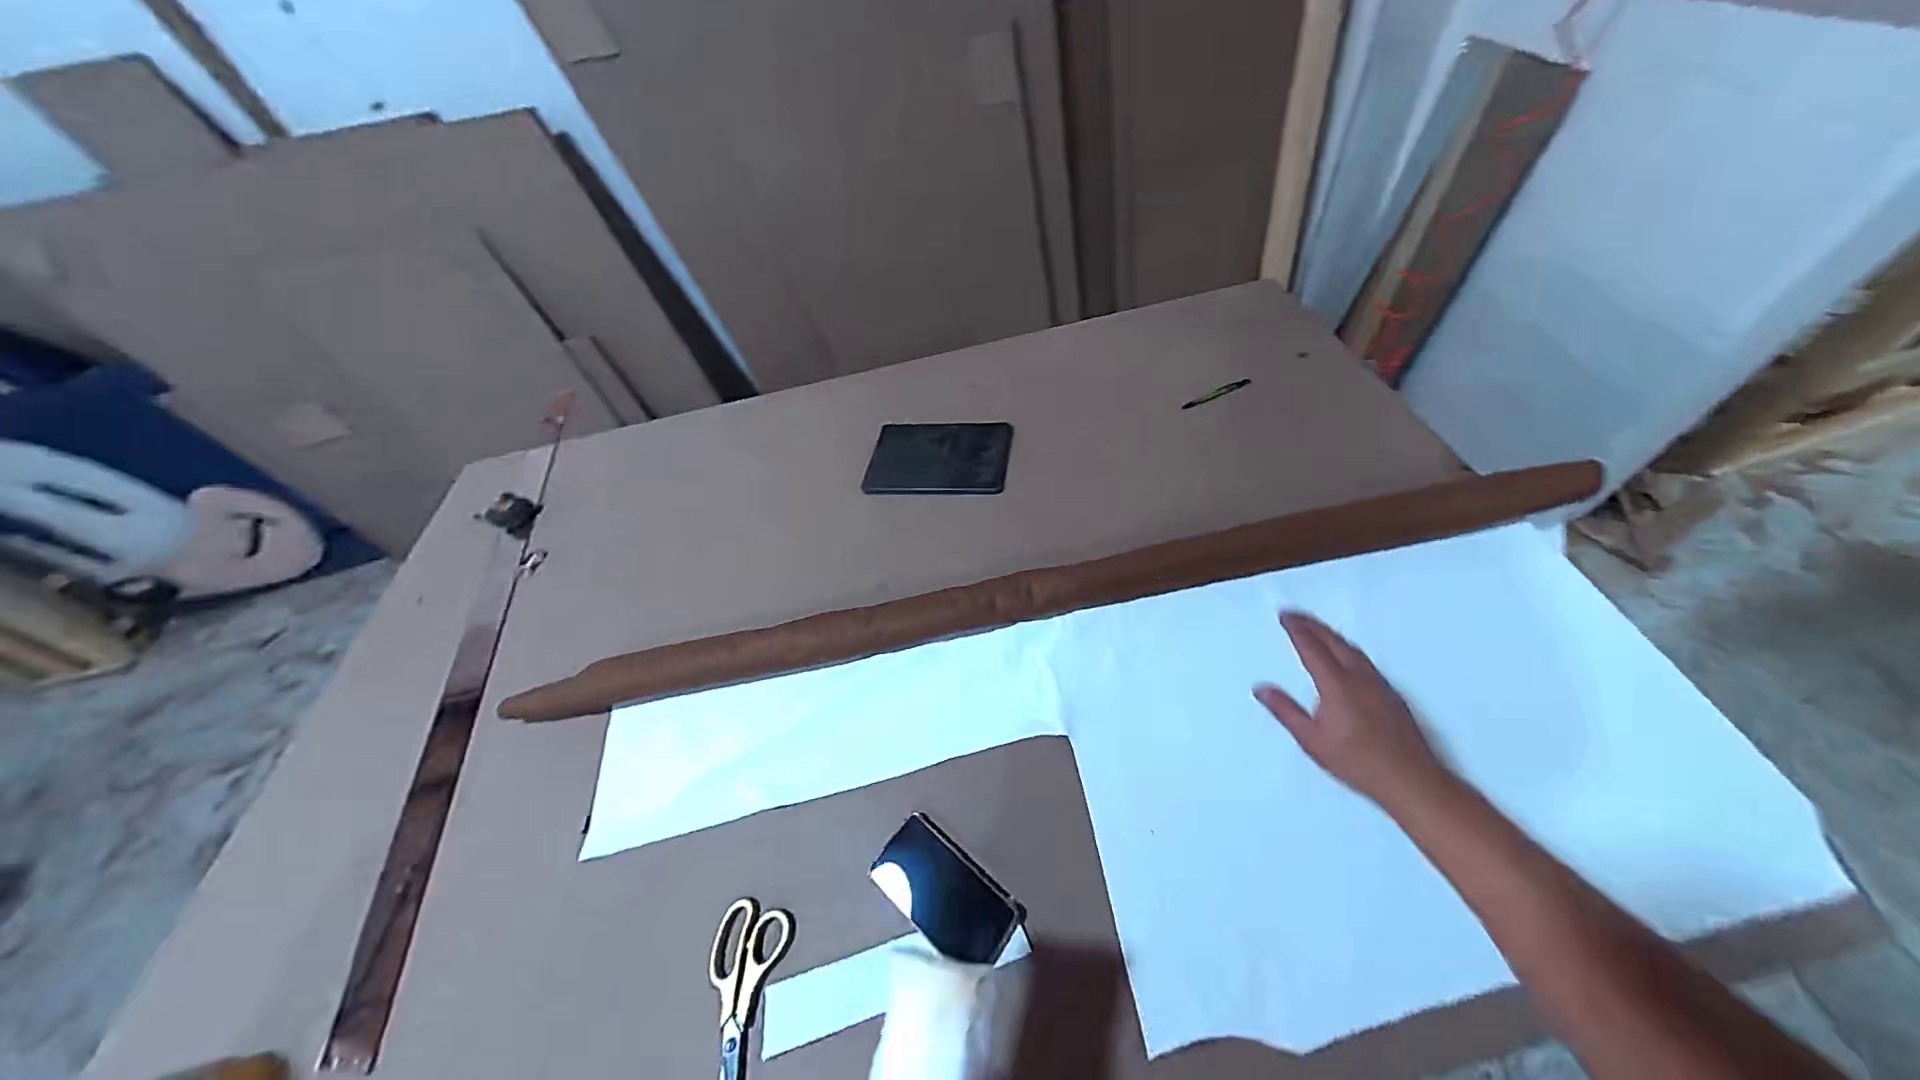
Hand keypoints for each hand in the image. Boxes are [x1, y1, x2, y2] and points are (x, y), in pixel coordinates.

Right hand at [1254, 611, 1451, 811]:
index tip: (1285, 616)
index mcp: (1337, 686)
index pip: (1312, 648)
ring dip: (1331, 634)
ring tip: (1317, 629)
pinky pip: (1365, 661)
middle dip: (1313, 625)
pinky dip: (1348, 648)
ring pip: (1352, 649)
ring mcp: (1379, 685)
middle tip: (1296, 615)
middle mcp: (1360, 679)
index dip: (1297, 629)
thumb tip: (1263, 689)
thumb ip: (1286, 710)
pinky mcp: (1392, 695)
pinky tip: (1346, 656)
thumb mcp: (1311, 740)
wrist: (1410, 780)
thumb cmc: (1358, 763)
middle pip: (1334, 641)